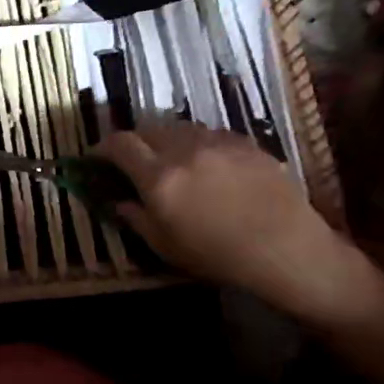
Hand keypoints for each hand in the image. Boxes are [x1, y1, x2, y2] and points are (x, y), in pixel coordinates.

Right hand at [98, 122, 382, 327]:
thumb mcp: (166, 246)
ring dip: (167, 139)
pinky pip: (210, 134)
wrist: (286, 248)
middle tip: (133, 160)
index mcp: (159, 177)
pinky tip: (207, 165)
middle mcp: (184, 150)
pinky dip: (197, 144)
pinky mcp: (245, 142)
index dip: (103, 147)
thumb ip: (136, 217)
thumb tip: (118, 201)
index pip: (120, 145)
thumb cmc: (218, 255)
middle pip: (149, 129)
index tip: (97, 157)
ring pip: (180, 127)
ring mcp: (217, 142)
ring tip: (171, 160)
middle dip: (135, 141)